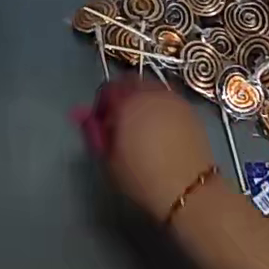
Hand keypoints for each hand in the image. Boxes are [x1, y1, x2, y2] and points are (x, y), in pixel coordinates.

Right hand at [73, 77, 216, 217]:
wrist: (187, 187)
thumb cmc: (141, 177)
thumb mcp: (108, 159)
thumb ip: (93, 131)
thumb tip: (79, 112)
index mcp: (127, 103)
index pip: (108, 89)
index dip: (102, 105)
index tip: (103, 125)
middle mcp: (150, 92)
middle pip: (131, 81)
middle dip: (122, 96)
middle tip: (120, 123)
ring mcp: (172, 96)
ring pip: (151, 86)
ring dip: (141, 98)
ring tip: (141, 126)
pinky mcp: (188, 106)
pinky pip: (168, 96)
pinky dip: (159, 104)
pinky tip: (161, 128)